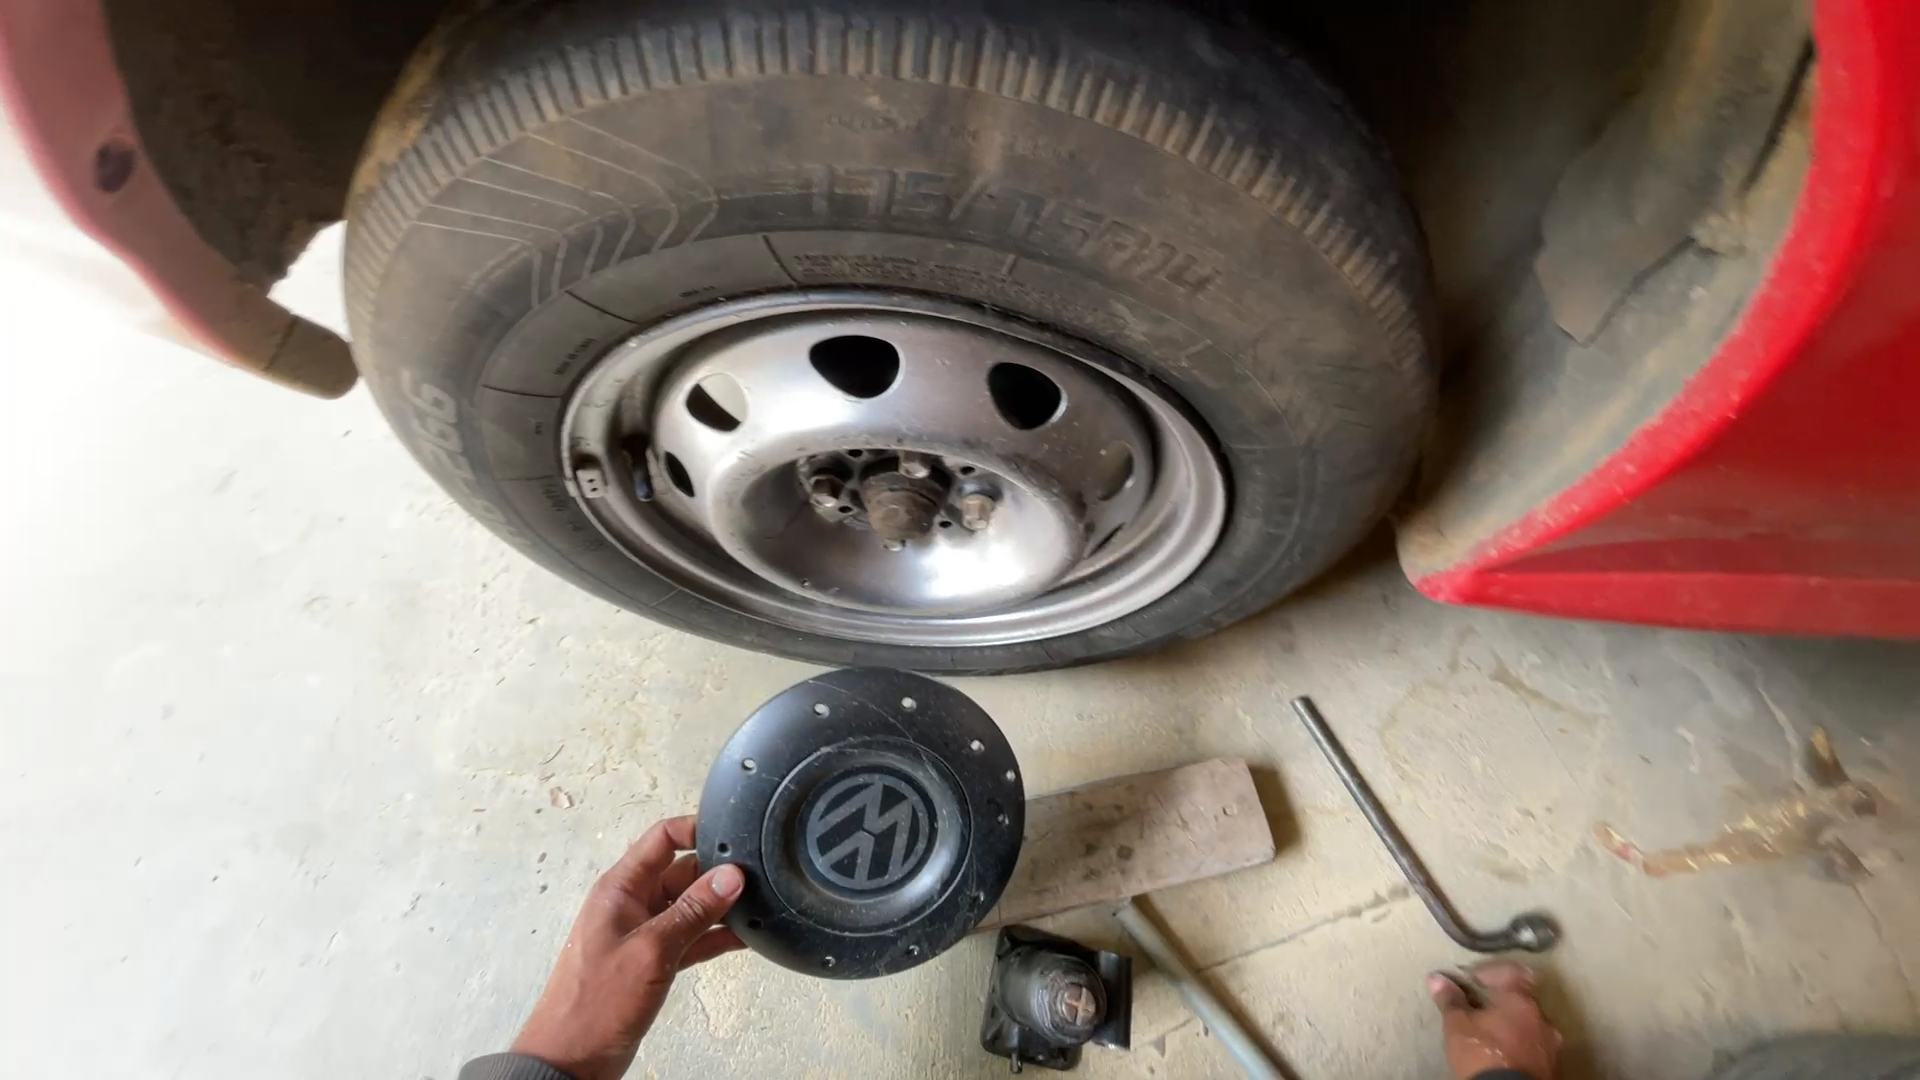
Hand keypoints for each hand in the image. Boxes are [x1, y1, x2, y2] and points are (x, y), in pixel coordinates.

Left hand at [511, 815, 745, 1079]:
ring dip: (721, 905)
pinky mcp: (656, 959)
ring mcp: (646, 931)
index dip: (696, 829)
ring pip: (692, 904)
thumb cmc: (596, 1003)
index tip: (733, 833)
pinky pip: (693, 935)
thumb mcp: (651, 950)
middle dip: (718, 871)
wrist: (569, 1066)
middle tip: (757, 874)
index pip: (663, 838)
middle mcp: (635, 902)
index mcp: (622, 887)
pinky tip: (747, 936)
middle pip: (684, 870)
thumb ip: (694, 911)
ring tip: (760, 903)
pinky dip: (716, 934)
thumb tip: (733, 875)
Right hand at [1426, 960, 1561, 1079]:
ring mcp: (1551, 1047)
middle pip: (1521, 1000)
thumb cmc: (1483, 1052)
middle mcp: (1543, 1020)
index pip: (1512, 972)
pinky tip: (1501, 1050)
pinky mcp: (1552, 1069)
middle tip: (1477, 1007)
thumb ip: (1450, 999)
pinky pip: (1534, 1045)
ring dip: (1511, 1024)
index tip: (1472, 978)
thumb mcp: (1456, 1024)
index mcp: (1520, 1002)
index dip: (1491, 970)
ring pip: (1529, 1024)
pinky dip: (1518, 1042)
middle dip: (1500, 1001)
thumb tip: (1437, 979)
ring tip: (1489, 1032)